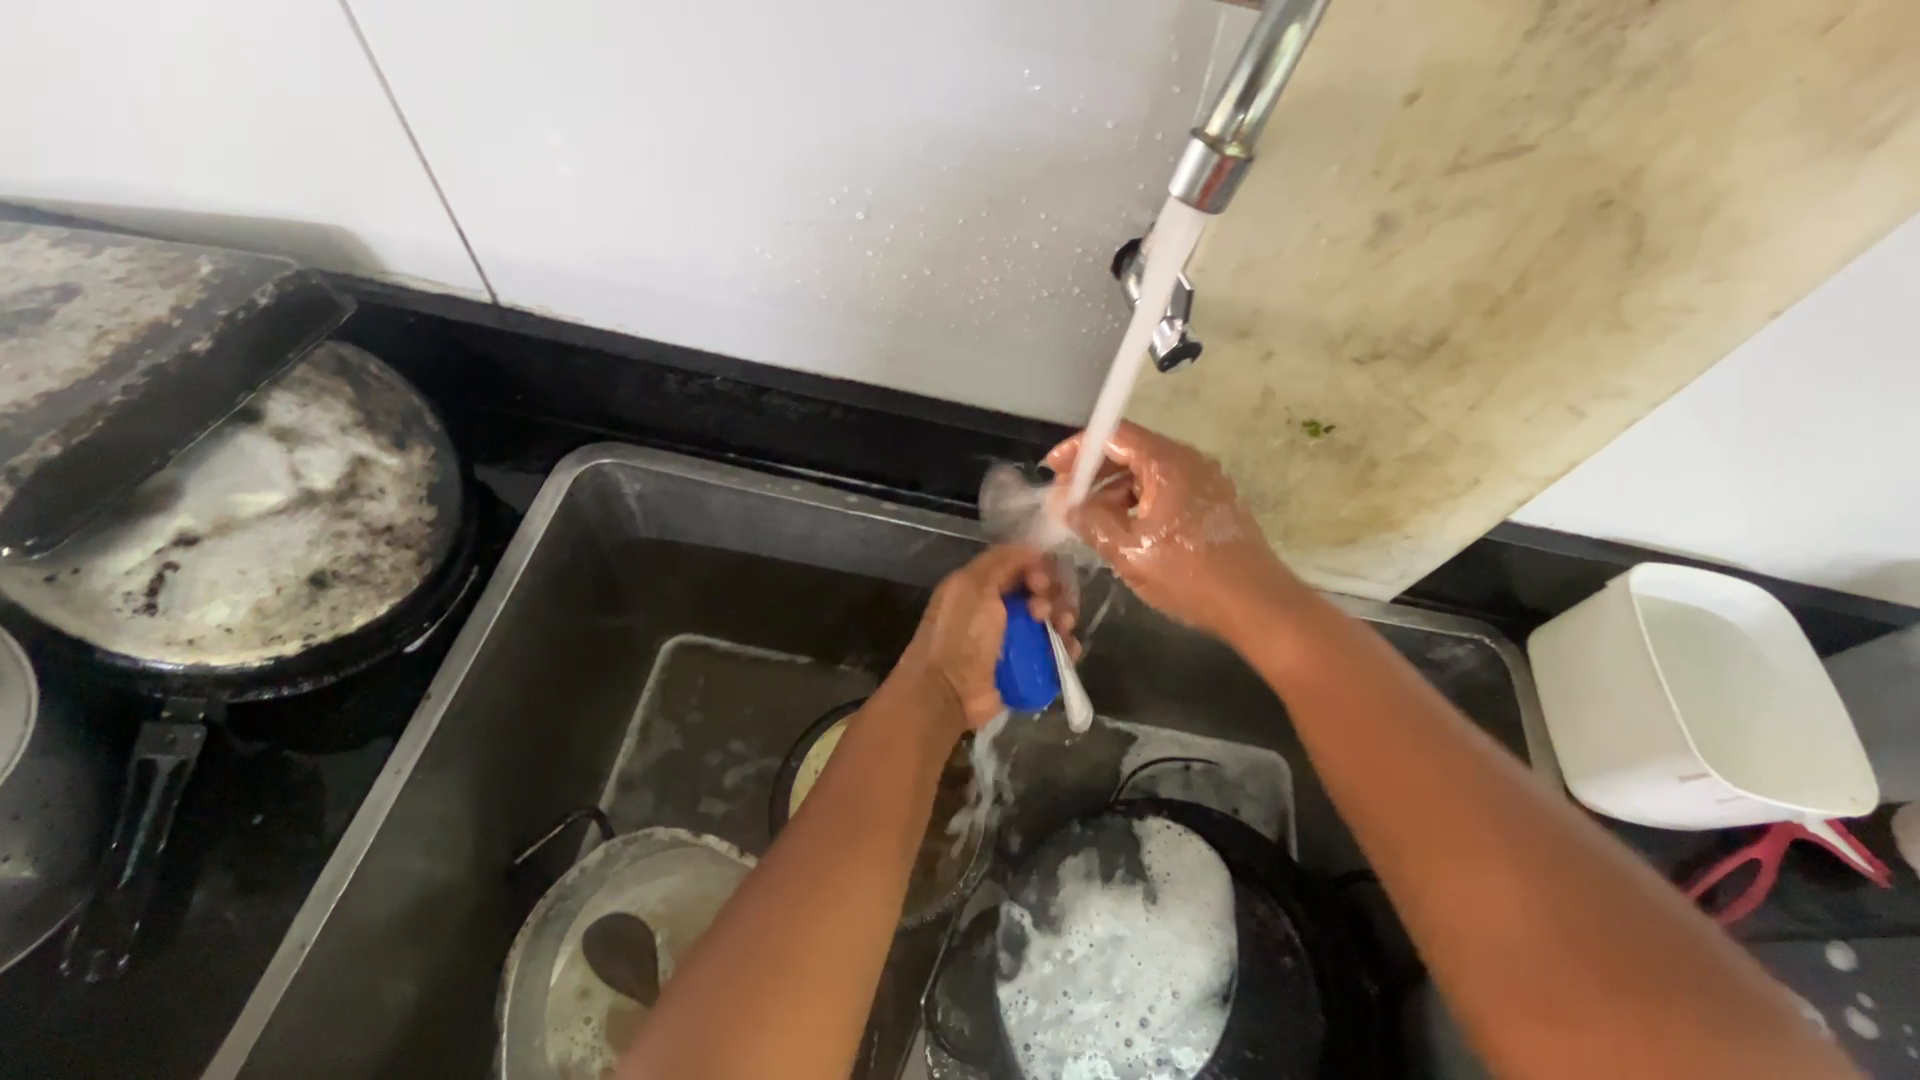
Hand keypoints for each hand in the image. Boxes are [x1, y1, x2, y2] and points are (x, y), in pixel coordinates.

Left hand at [894, 545, 1077, 735]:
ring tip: (1060, 629)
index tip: (1039, 582)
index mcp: (981, 588)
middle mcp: (998, 611)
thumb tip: (1033, 550)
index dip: (1037, 569)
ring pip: (1051, 621)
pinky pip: (1054, 652)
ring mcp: (1014, 640)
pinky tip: (1069, 649)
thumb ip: (1001, 562)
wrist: (948, 692)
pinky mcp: (1026, 667)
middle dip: (1052, 596)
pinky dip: (1066, 648)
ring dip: (1062, 619)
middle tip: (1044, 611)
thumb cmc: (959, 635)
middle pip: (1040, 593)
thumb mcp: (973, 587)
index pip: (1020, 567)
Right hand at [1045, 421, 1301, 639]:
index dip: (1078, 449)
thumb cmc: (1190, 577)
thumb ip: (1089, 520)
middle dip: (1093, 472)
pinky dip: (1139, 500)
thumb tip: (1061, 502)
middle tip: (1065, 498)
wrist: (1258, 605)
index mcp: (1168, 464)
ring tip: (1090, 519)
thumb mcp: (1128, 552)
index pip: (1114, 434)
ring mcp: (1205, 480)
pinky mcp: (1212, 501)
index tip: (1052, 471)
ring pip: (1147, 472)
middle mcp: (1189, 461)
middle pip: (1131, 449)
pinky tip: (1125, 529)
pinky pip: (1166, 488)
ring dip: (1115, 489)